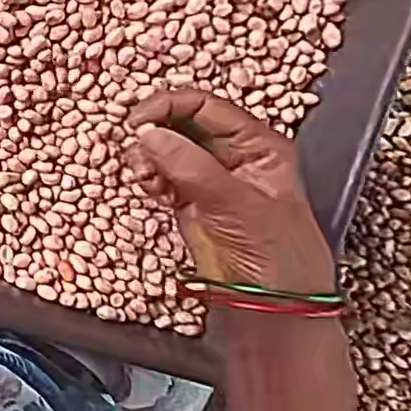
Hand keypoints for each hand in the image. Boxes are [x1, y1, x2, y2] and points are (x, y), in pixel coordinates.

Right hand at [123, 89, 333, 294]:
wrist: (270, 305)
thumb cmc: (275, 254)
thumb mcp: (237, 205)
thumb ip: (191, 166)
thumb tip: (147, 133)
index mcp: (256, 144)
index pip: (205, 105)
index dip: (167, 106)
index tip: (136, 121)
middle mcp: (230, 153)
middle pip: (178, 121)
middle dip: (152, 131)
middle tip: (135, 148)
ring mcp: (206, 174)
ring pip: (162, 145)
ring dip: (145, 156)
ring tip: (147, 178)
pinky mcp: (185, 196)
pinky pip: (156, 171)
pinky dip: (146, 176)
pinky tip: (152, 191)